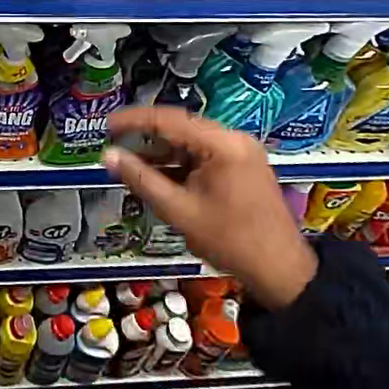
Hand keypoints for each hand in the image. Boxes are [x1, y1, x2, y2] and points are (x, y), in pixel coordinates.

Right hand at [103, 107, 317, 309]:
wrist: (280, 269)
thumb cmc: (230, 241)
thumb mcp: (179, 210)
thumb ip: (141, 180)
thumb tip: (110, 156)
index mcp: (222, 144)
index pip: (170, 120)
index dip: (135, 120)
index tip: (108, 124)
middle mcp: (234, 139)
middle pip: (182, 128)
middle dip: (148, 138)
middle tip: (116, 145)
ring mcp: (242, 151)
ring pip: (192, 142)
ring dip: (164, 153)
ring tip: (132, 164)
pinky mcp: (243, 164)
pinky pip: (205, 154)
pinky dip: (182, 163)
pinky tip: (160, 176)